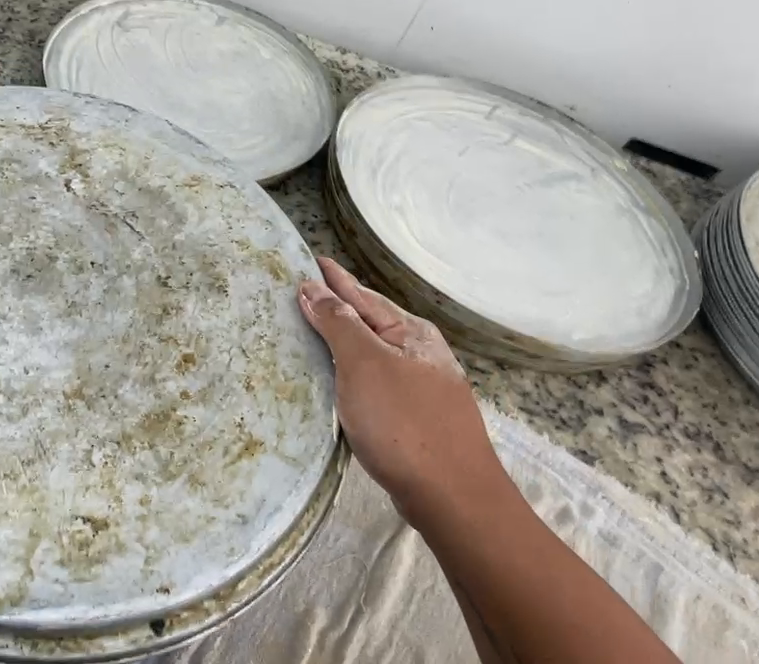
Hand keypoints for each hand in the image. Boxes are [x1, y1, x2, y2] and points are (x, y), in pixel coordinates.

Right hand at [298, 258, 509, 530]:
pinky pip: (374, 377)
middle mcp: (420, 353)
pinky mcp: (414, 417)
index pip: (362, 295)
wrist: (453, 499)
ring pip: (373, 350)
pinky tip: (338, 375)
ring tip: (314, 324)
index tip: (310, 259)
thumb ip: (338, 323)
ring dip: (344, 336)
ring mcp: (421, 386)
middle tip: (305, 288)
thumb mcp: (364, 364)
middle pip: (370, 320)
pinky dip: (351, 367)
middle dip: (339, 304)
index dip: (334, 279)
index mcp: (412, 333)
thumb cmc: (404, 422)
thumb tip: (314, 288)